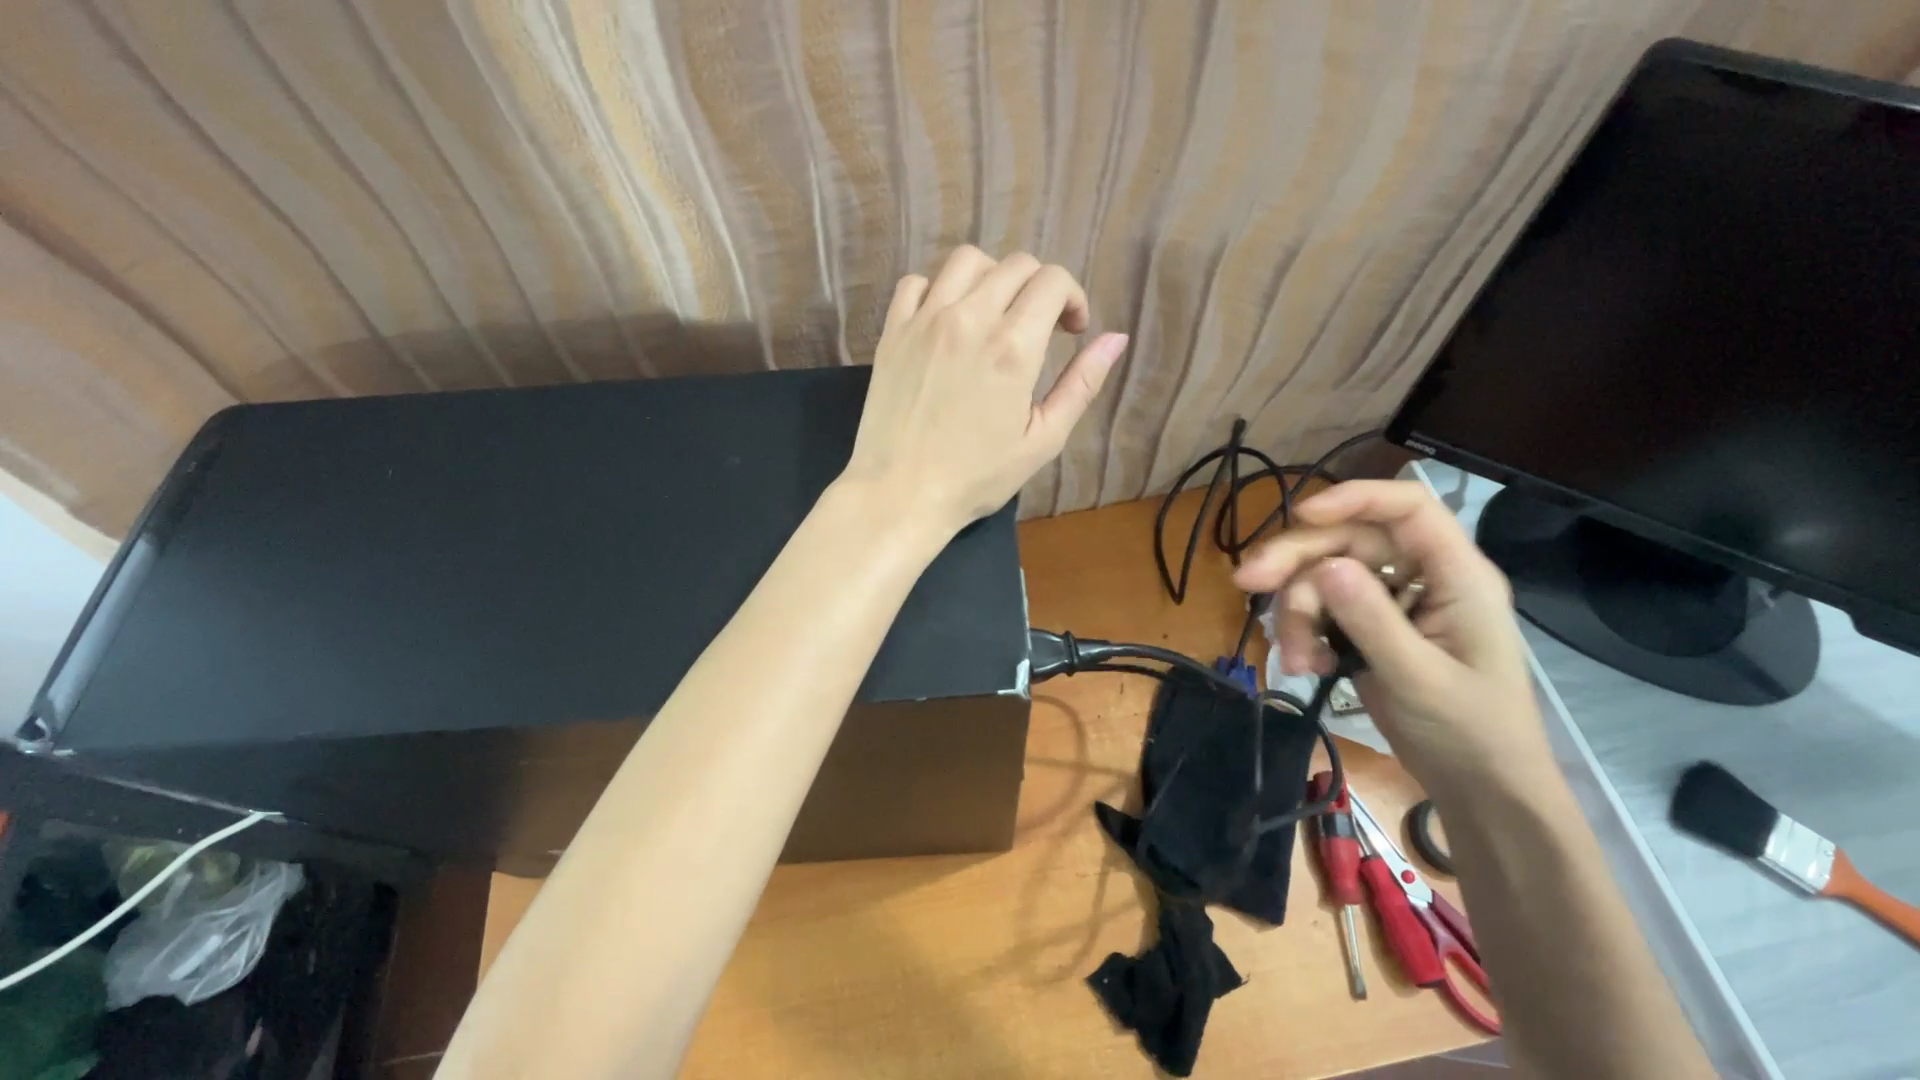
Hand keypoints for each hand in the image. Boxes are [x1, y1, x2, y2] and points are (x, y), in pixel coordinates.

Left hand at [841, 247, 1128, 533]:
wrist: (899, 494)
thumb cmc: (976, 477)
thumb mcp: (1043, 440)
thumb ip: (1081, 385)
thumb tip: (1117, 339)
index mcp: (1013, 347)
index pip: (1053, 281)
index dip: (1073, 298)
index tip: (1071, 330)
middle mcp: (969, 319)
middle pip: (1016, 265)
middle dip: (1040, 287)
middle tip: (1040, 327)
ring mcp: (925, 321)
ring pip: (967, 261)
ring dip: (992, 278)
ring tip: (995, 314)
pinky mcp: (893, 332)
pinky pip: (916, 283)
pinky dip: (939, 290)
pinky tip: (948, 320)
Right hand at [1232, 481, 1554, 795]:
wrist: (1481, 790)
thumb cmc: (1470, 733)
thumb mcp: (1419, 678)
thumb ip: (1372, 620)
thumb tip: (1323, 566)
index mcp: (1455, 574)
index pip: (1406, 508)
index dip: (1354, 498)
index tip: (1300, 516)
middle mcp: (1421, 577)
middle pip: (1349, 541)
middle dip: (1296, 562)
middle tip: (1245, 584)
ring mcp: (1393, 604)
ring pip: (1326, 578)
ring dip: (1297, 613)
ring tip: (1296, 662)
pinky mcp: (1371, 631)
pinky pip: (1324, 611)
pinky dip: (1306, 634)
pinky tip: (1309, 667)